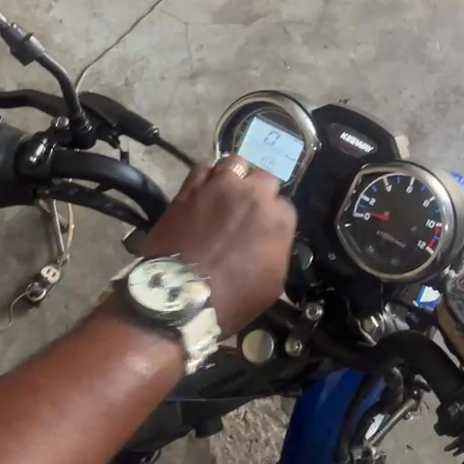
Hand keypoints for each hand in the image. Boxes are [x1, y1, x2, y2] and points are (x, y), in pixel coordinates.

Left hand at [141, 155, 296, 333]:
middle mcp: (252, 194)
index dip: (275, 219)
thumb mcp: (273, 285)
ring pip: (235, 164)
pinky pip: (202, 168)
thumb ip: (278, 252)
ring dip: (236, 176)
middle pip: (265, 177)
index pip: (285, 206)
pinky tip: (205, 188)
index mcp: (278, 219)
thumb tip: (271, 243)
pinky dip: (206, 176)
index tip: (266, 231)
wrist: (177, 297)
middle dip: (260, 191)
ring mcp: (219, 188)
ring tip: (228, 190)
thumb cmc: (231, 299)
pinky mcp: (189, 189)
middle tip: (249, 209)